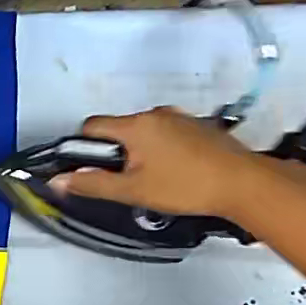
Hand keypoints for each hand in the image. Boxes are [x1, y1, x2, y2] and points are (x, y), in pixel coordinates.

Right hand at [48, 107, 277, 218]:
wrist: (246, 185)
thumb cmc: (187, 186)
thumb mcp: (132, 190)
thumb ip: (92, 184)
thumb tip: (59, 181)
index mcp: (135, 125)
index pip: (92, 125)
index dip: (85, 146)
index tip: (94, 167)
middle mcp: (156, 114)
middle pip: (118, 128)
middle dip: (116, 151)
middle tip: (127, 178)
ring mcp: (181, 118)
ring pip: (144, 131)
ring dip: (141, 150)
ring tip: (154, 178)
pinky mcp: (200, 127)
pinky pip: (168, 133)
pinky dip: (164, 149)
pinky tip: (176, 172)